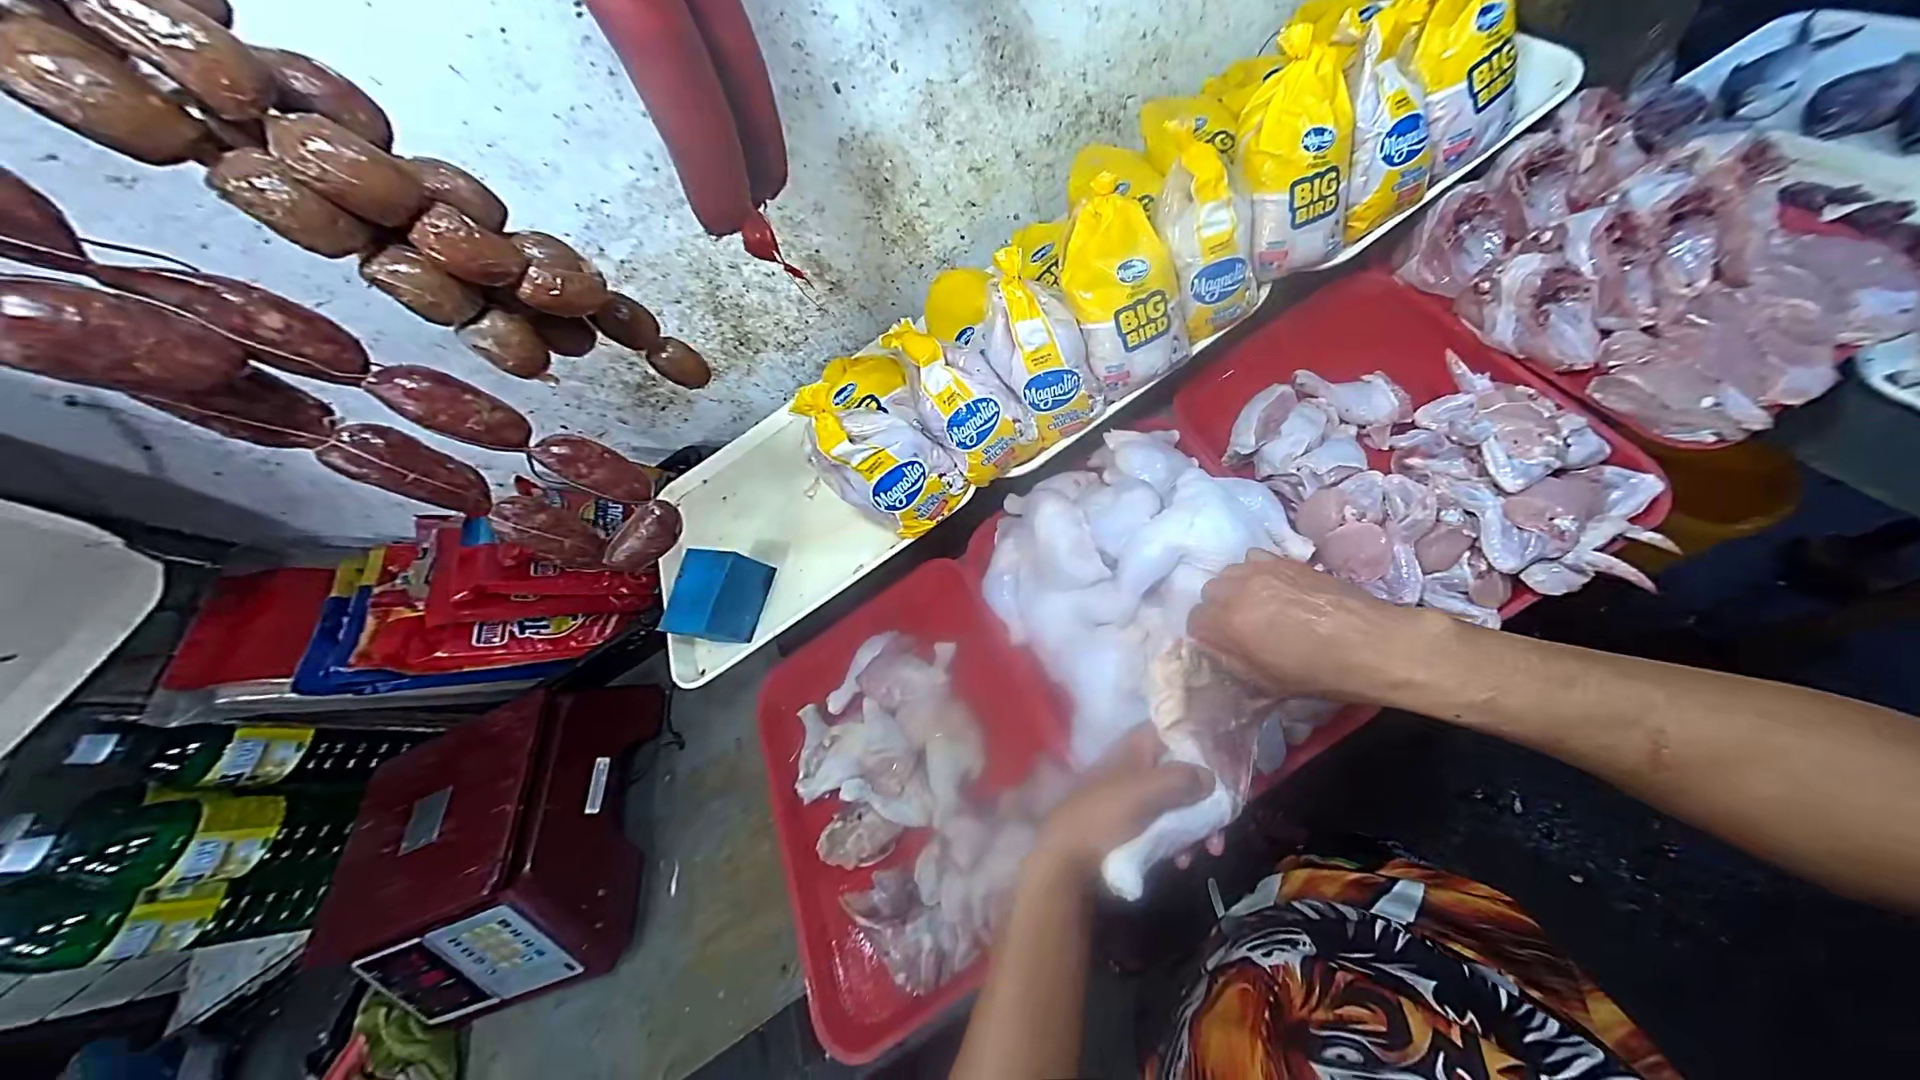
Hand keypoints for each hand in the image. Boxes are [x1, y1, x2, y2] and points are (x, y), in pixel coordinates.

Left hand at [1033, 725, 1211, 882]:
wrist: (1066, 859)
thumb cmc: (1104, 816)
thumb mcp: (1145, 792)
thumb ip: (1181, 778)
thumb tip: (1211, 776)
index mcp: (1137, 746)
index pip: (1178, 731)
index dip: (1205, 746)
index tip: (1229, 771)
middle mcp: (1137, 764)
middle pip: (1184, 771)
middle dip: (1207, 800)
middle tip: (1221, 830)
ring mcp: (1134, 794)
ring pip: (1178, 801)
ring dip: (1196, 826)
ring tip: (1207, 851)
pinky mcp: (1132, 822)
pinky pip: (1165, 824)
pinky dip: (1178, 840)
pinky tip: (1183, 861)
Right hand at [1187, 549, 1454, 701]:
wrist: (1372, 643)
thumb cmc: (1319, 672)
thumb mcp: (1266, 681)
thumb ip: (1229, 659)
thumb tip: (1213, 645)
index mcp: (1228, 622)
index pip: (1195, 619)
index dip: (1207, 634)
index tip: (1224, 644)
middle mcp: (1238, 589)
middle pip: (1209, 592)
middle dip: (1219, 608)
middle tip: (1241, 626)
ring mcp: (1261, 570)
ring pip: (1229, 573)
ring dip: (1236, 588)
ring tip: (1257, 604)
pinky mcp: (1284, 560)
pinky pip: (1253, 558)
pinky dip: (1255, 572)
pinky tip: (1273, 587)